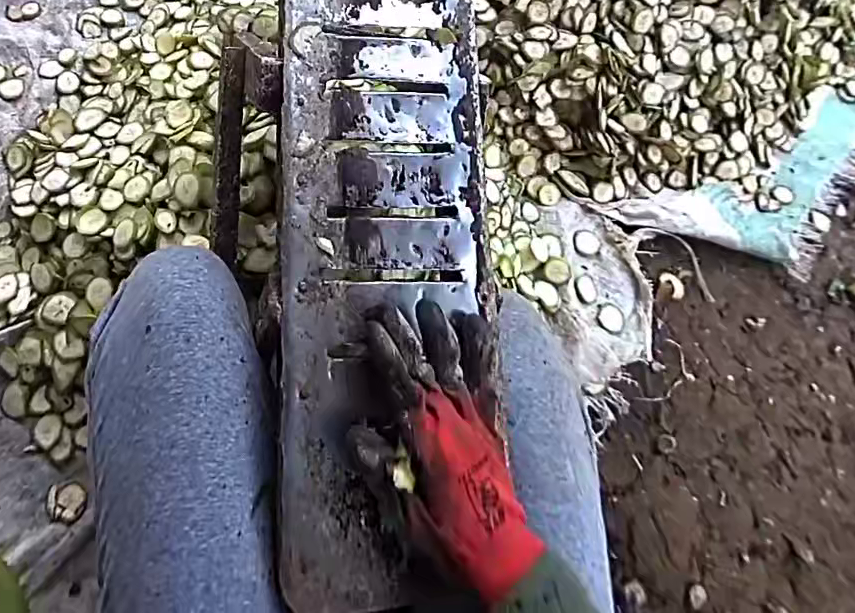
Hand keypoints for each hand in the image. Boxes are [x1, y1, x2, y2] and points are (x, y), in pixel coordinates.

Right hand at [349, 299, 543, 604]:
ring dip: (439, 329)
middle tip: (384, 307)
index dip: (383, 348)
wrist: (501, 548)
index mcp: (420, 428)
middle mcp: (446, 410)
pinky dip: (482, 345)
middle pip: (420, 357)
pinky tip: (473, 322)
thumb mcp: (401, 506)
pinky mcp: (492, 415)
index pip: (396, 376)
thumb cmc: (444, 526)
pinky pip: (488, 371)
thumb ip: (376, 466)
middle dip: (401, 328)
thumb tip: (353, 432)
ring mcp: (472, 410)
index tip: (370, 325)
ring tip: (428, 306)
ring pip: (453, 357)